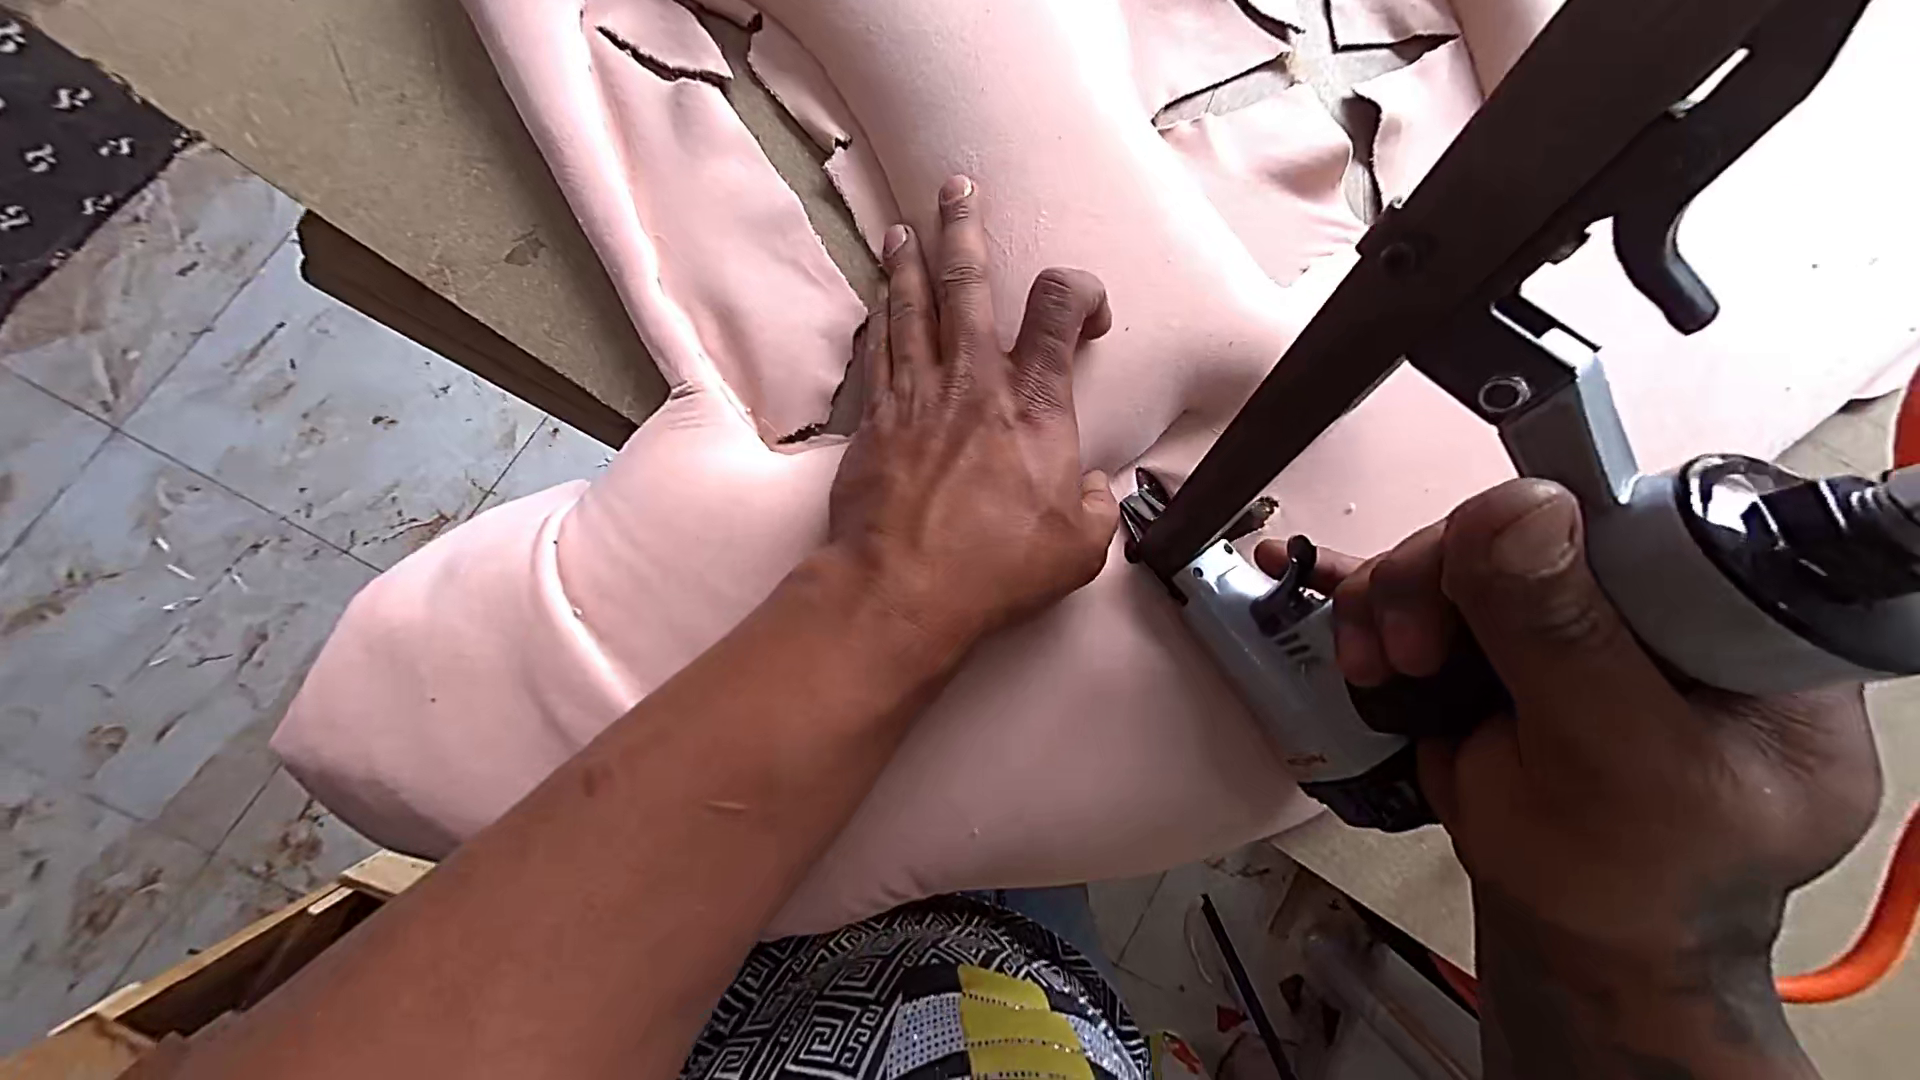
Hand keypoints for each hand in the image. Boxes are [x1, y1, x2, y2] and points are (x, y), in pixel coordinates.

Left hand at [827, 176, 1118, 653]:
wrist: (903, 588)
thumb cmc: (994, 569)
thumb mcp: (1080, 547)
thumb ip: (1098, 505)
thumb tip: (1096, 486)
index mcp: (1033, 408)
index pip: (1057, 310)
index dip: (1079, 292)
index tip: (1087, 314)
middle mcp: (972, 385)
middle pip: (967, 283)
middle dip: (963, 229)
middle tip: (954, 190)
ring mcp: (916, 398)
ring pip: (910, 309)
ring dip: (907, 265)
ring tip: (901, 234)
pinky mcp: (875, 422)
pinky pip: (876, 354)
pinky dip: (878, 323)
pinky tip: (875, 307)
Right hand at [1257, 481, 1878, 1076]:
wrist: (1561, 910)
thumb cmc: (1624, 864)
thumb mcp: (1617, 760)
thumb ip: (1565, 640)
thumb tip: (1514, 506)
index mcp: (1714, 615)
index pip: (1617, 521)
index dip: (1532, 534)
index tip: (1470, 590)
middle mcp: (1619, 598)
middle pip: (1497, 533)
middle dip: (1425, 584)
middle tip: (1407, 656)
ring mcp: (1532, 614)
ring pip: (1431, 559)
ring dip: (1376, 604)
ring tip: (1369, 669)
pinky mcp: (1463, 635)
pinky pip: (1394, 588)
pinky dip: (1343, 582)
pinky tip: (1283, 565)